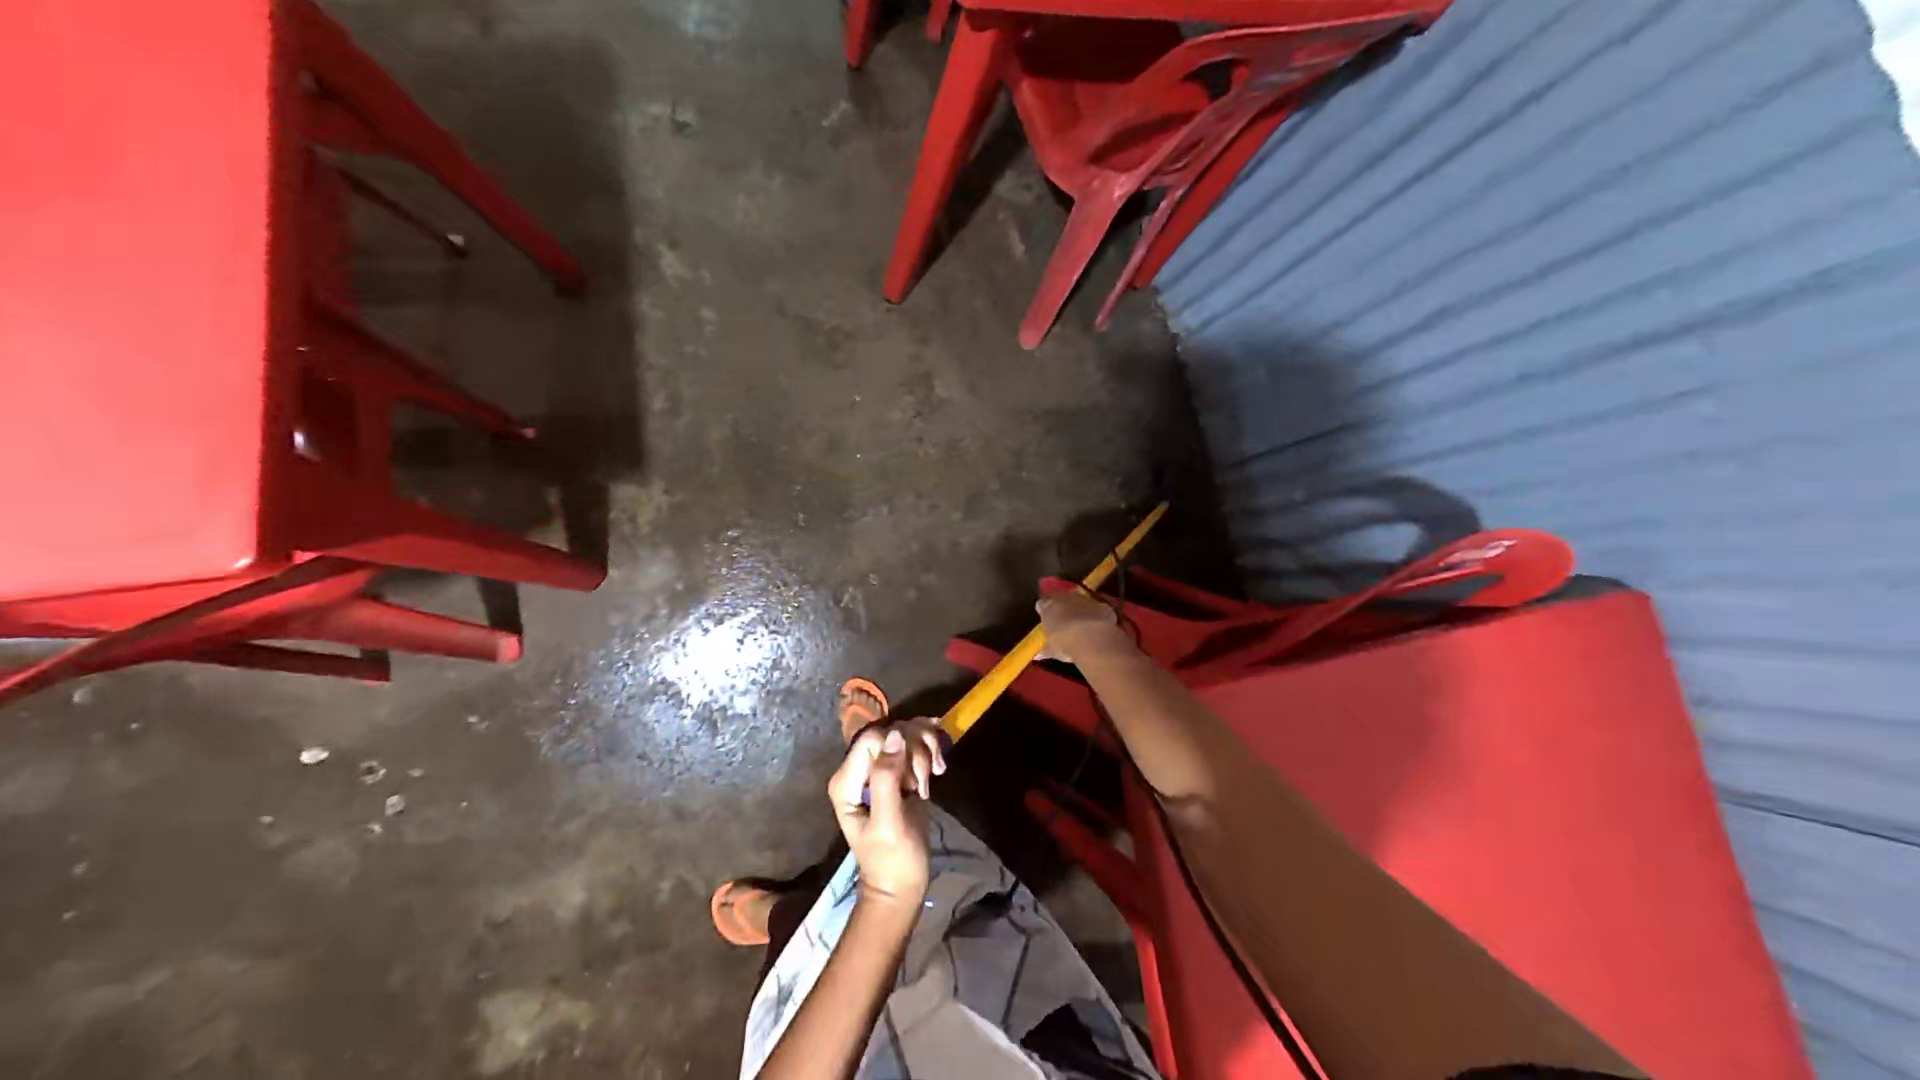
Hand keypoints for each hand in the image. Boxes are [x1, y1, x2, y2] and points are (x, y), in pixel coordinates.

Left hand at [828, 722, 942, 905]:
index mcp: (846, 781)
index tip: (916, 777)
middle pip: (891, 732)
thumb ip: (887, 778)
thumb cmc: (892, 860)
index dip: (900, 747)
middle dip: (917, 748)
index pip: (873, 738)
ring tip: (935, 774)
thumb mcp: (889, 823)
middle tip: (929, 778)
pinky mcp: (897, 772)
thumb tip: (895, 735)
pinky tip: (938, 768)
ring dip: (926, 749)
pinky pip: (913, 744)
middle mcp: (859, 770)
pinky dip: (929, 750)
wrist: (902, 885)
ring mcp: (878, 769)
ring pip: (905, 734)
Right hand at [1036, 589, 1125, 664]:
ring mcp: (1085, 599)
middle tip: (1064, 623)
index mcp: (1048, 605)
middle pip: (1061, 599)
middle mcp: (1065, 597)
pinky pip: (1097, 609)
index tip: (1046, 619)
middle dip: (1062, 609)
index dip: (1044, 611)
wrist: (1092, 639)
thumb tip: (1038, 655)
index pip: (1042, 604)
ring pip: (1080, 602)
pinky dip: (1097, 617)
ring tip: (1082, 627)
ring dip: (1080, 611)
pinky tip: (1098, 628)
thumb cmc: (1064, 643)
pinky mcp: (1102, 606)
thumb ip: (1045, 649)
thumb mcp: (1051, 649)